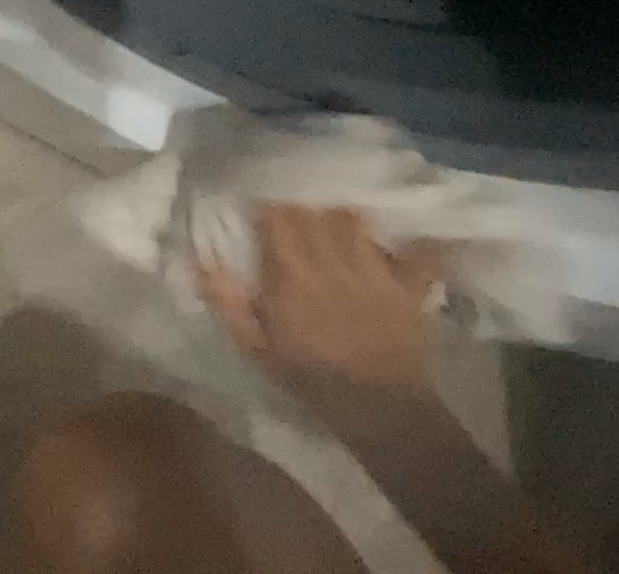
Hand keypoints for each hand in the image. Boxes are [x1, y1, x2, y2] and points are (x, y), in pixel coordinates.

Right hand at [196, 203, 447, 405]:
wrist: (379, 412)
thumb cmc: (310, 378)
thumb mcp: (256, 348)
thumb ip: (227, 304)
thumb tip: (200, 264)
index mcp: (291, 276)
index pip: (276, 219)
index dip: (267, 207)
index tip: (259, 209)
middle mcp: (331, 263)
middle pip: (313, 212)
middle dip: (300, 207)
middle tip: (293, 214)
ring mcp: (374, 272)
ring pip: (354, 220)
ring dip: (340, 216)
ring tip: (334, 222)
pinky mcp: (408, 287)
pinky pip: (418, 253)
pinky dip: (416, 243)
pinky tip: (410, 238)